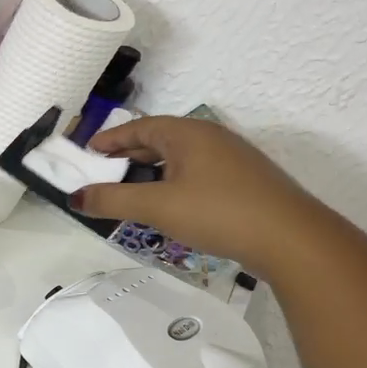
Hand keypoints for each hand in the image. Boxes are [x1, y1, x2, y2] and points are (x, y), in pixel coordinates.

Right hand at [76, 116, 340, 277]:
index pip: (139, 127)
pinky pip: (195, 174)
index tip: (86, 153)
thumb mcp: (156, 206)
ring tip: (127, 192)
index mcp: (188, 134)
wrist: (291, 240)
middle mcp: (211, 138)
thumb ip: (111, 200)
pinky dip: (171, 183)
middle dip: (126, 156)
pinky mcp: (243, 182)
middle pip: (159, 140)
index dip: (110, 139)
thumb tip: (75, 197)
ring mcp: (231, 160)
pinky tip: (165, 206)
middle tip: (100, 173)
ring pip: (178, 159)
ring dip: (149, 172)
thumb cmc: (218, 212)